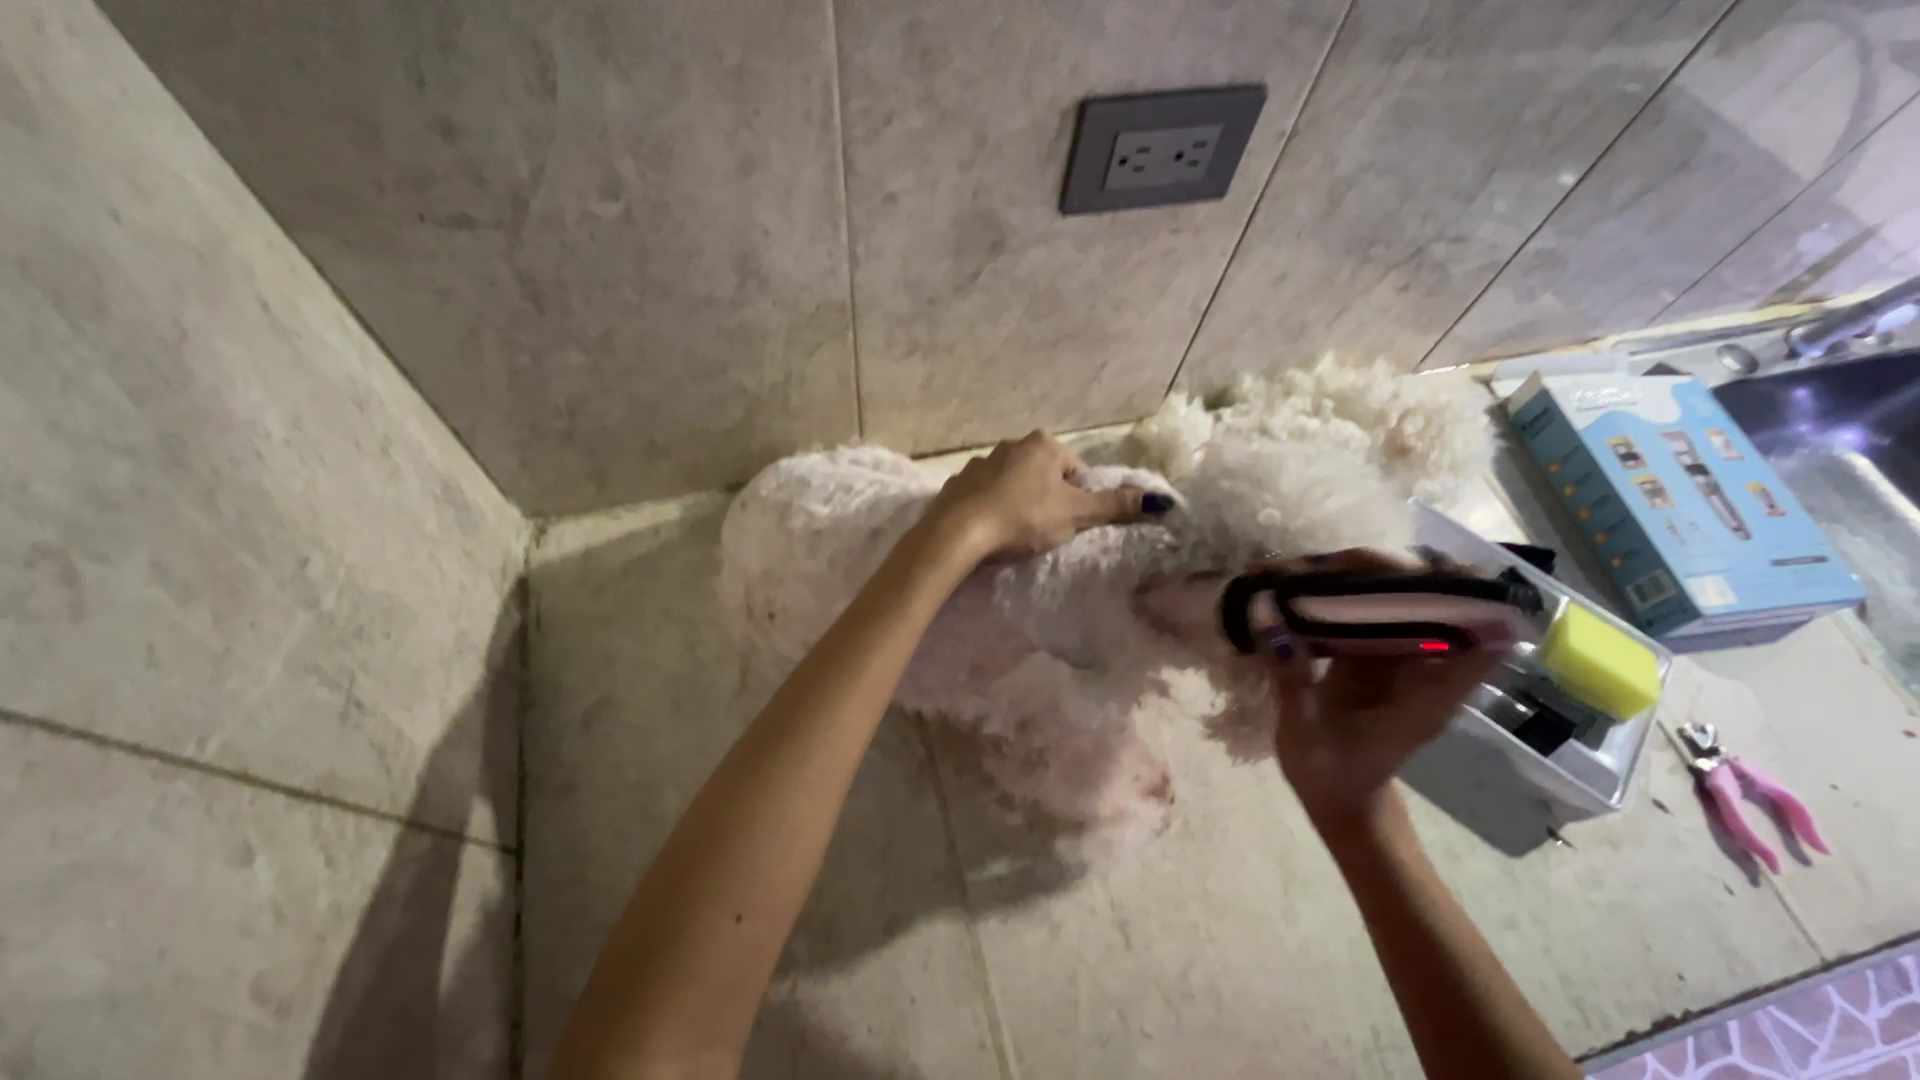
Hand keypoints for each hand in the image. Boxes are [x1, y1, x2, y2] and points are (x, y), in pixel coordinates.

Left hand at [921, 431, 1163, 561]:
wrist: (958, 532)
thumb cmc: (1024, 518)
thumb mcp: (1075, 514)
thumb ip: (1115, 506)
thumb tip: (1162, 500)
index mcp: (1044, 444)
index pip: (1076, 471)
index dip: (1079, 500)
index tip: (1069, 523)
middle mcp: (1011, 444)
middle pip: (1045, 475)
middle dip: (1049, 500)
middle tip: (1045, 531)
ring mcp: (981, 462)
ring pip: (1013, 484)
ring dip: (1020, 504)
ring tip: (1017, 533)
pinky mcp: (957, 484)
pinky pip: (985, 496)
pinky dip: (992, 509)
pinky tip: (991, 531)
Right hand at [1267, 550, 1502, 831]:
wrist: (1338, 802)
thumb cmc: (1332, 776)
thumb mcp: (1306, 731)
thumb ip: (1290, 673)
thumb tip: (1265, 610)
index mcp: (1428, 693)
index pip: (1481, 638)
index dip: (1472, 596)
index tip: (1435, 567)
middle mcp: (1423, 669)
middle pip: (1431, 603)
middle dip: (1391, 572)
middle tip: (1333, 563)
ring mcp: (1397, 660)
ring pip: (1395, 602)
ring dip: (1360, 577)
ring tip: (1306, 566)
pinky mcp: (1371, 657)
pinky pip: (1364, 615)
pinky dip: (1339, 596)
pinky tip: (1301, 585)